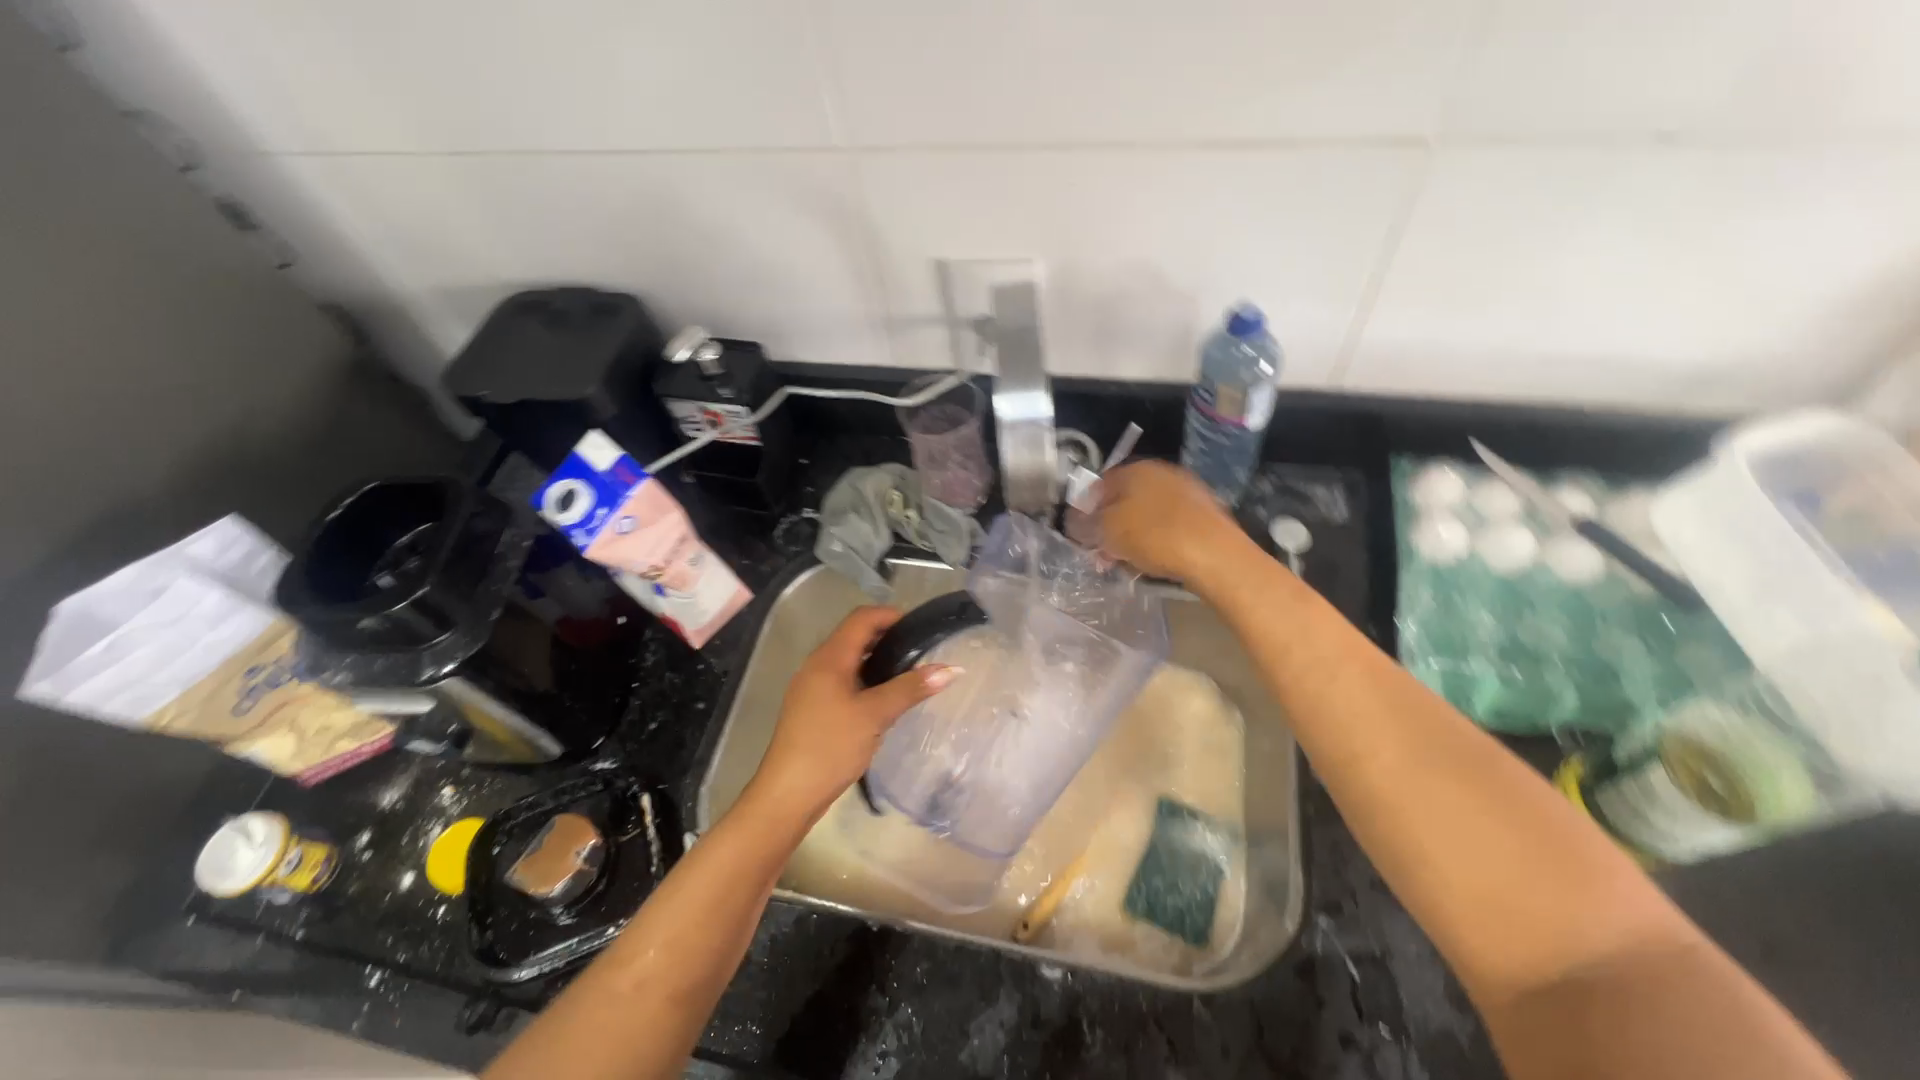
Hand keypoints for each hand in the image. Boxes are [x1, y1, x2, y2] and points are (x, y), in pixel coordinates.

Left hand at [749, 606, 958, 816]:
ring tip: (911, 676)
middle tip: (922, 652)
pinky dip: (867, 681)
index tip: (922, 629)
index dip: (892, 616)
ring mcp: (812, 688)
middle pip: (855, 637)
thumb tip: (951, 668)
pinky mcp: (813, 708)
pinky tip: (886, 702)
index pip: (862, 618)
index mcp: (829, 658)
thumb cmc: (830, 746)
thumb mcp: (875, 715)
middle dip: (889, 638)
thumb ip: (910, 688)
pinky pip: (844, 682)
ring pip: (850, 662)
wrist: (789, 793)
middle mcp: (817, 665)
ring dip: (879, 662)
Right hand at [1095, 461, 1245, 582]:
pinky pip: (1168, 526)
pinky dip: (1156, 540)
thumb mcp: (1107, 531)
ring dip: (1132, 535)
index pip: (1100, 483)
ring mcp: (1186, 493)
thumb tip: (1077, 522)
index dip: (1086, 508)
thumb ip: (1086, 524)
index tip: (1080, 532)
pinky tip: (1152, 560)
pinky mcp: (1203, 515)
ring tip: (1124, 561)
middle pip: (1125, 499)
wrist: (1215, 554)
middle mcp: (1162, 473)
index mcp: (1136, 469)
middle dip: (1110, 524)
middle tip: (1101, 551)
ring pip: (1147, 513)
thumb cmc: (1154, 536)